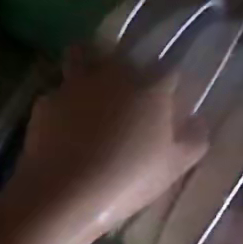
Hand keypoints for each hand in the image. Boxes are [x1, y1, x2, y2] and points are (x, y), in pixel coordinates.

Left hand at [3, 50, 208, 243]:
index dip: (169, 81)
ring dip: (87, 64)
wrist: (64, 192)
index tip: (168, 98)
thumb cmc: (128, 179)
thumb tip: (197, 121)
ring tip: (89, 90)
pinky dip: (61, 103)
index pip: (168, 68)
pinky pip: (56, 93)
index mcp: (151, 86)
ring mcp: (75, 84)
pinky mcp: (45, 101)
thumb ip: (193, 138)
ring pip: (80, 55)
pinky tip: (62, 126)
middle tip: (126, 90)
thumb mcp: (175, 166)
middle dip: (125, 64)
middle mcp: (112, 74)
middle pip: (121, 51)